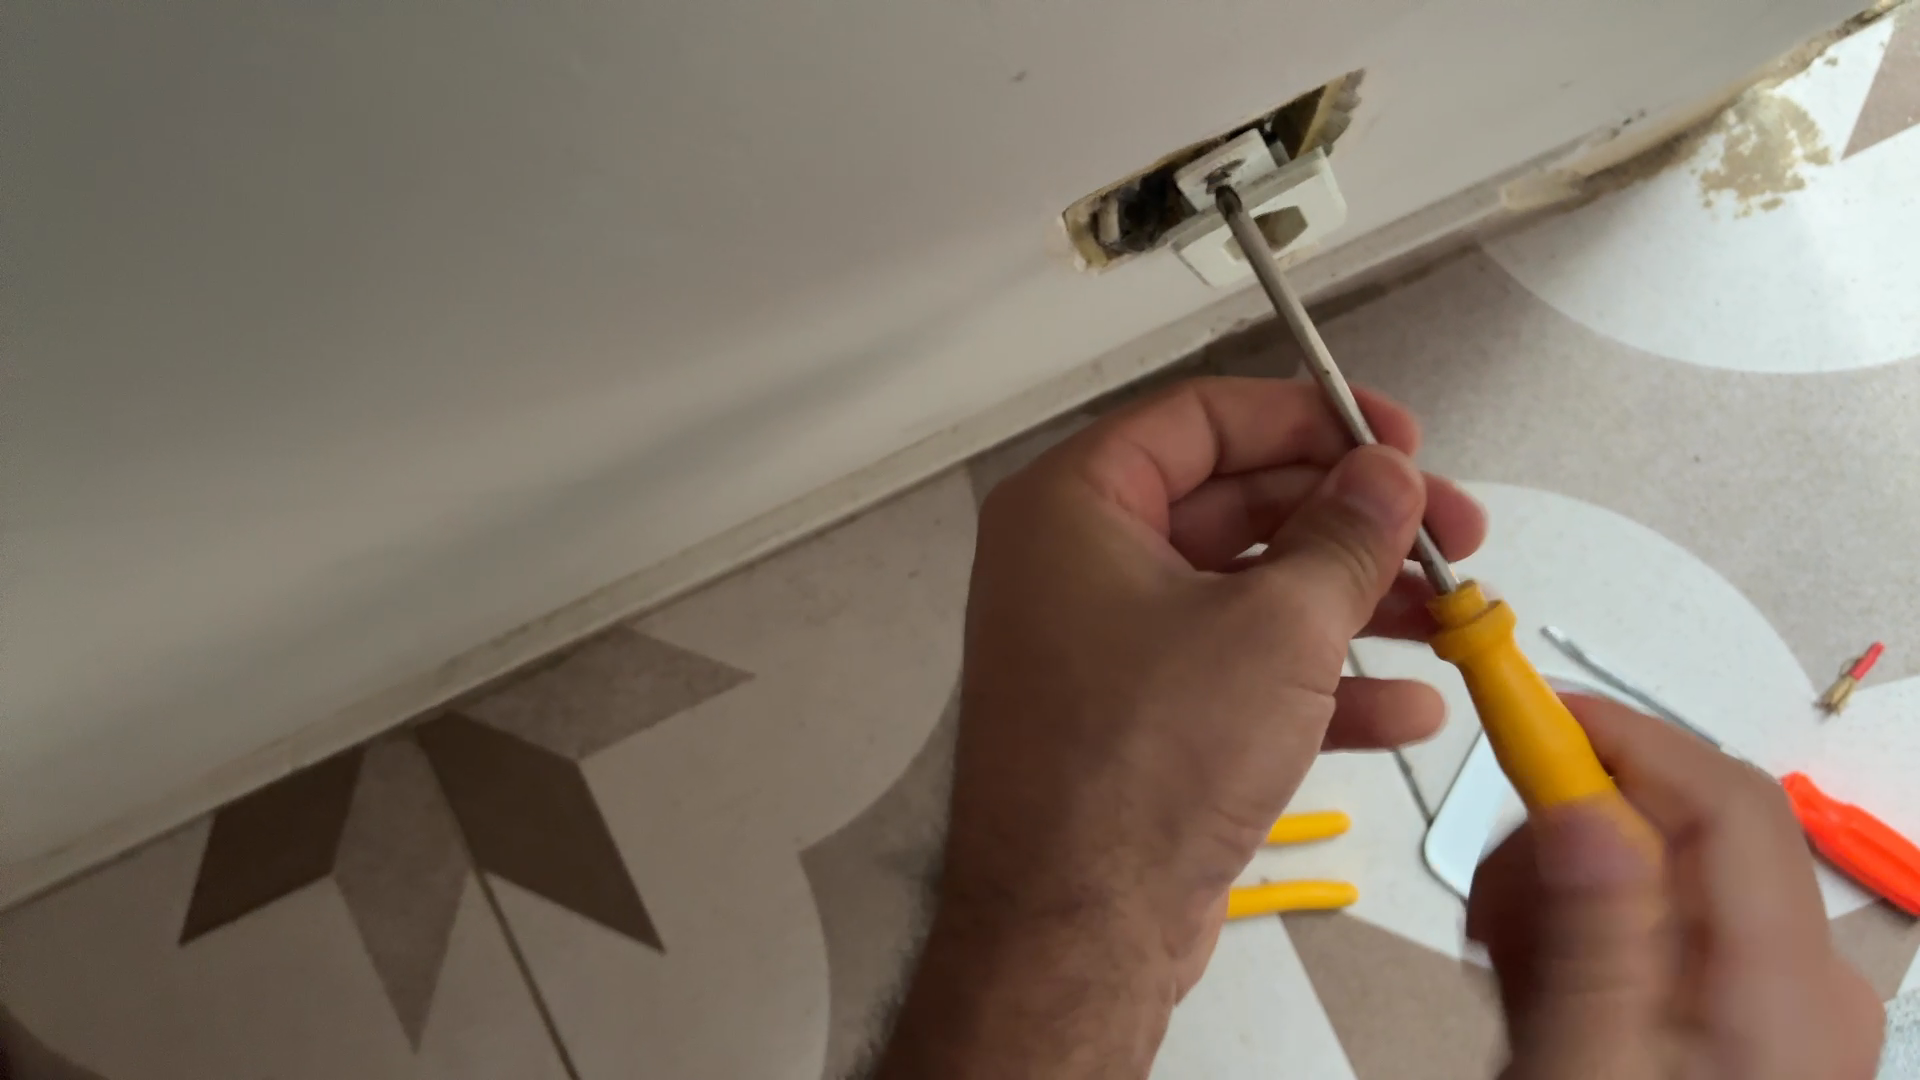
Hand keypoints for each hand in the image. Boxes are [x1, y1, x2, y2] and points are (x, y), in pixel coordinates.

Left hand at [878, 376, 1484, 1077]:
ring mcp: (1104, 634)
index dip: (1305, 416)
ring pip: (1241, 587)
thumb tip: (1383, 475)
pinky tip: (1404, 704)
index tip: (1395, 437)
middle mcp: (1076, 560)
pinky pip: (1230, 663)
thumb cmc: (1145, 756)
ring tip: (1452, 611)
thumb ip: (1339, 536)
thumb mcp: (1272, 627)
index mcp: (1073, 506)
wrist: (1078, 923)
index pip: (1198, 419)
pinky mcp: (1136, 704)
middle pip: (1229, 502)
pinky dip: (1312, 678)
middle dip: (1344, 518)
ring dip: (1348, 600)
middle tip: (1449, 530)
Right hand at [1468, 696, 1885, 1079]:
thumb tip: (1584, 810)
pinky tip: (1533, 971)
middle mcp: (1791, 963)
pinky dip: (1554, 906)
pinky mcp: (1713, 973)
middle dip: (1553, 834)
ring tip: (1507, 962)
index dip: (1620, 735)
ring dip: (1539, 880)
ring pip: (1625, 848)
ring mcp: (1755, 971)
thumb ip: (1594, 944)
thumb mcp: (1581, 1063)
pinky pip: (1620, 887)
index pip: (1726, 800)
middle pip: (1661, 820)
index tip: (1512, 721)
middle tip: (1489, 909)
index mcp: (1784, 984)